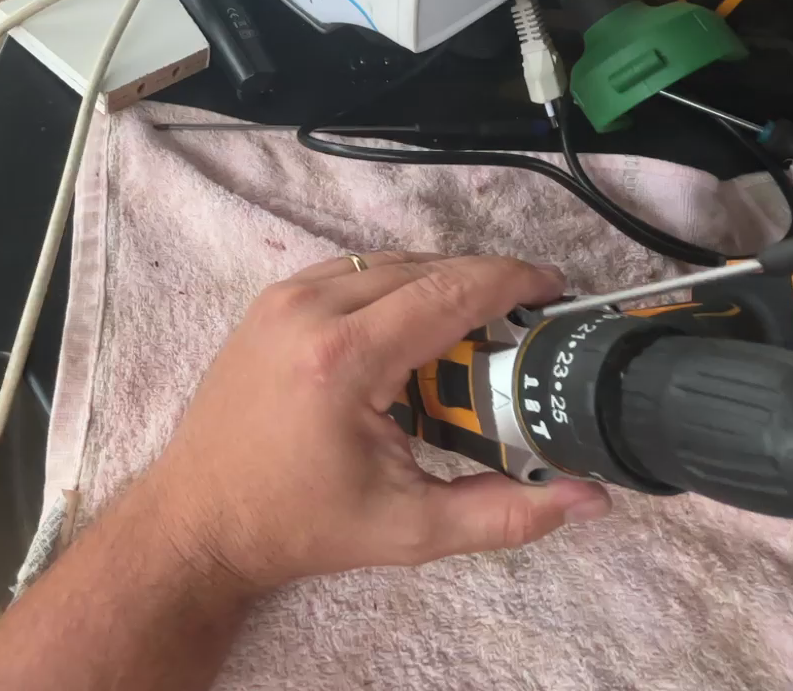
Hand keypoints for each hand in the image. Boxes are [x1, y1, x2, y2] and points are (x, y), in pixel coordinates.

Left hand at [132, 253, 610, 594]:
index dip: (508, 280)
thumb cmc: (300, 524)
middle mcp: (309, 307)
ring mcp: (282, 296)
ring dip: (435, 278)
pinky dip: (390, 282)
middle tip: (524, 313)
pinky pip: (347, 271)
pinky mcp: (268, 300)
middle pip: (419, 268)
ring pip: (382, 263)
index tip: (554, 285)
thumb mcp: (408, 529)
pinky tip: (412, 317)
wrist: (200, 513)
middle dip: (479, 280)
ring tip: (476, 316)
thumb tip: (592, 501)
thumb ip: (505, 512)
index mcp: (344, 357)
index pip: (446, 292)